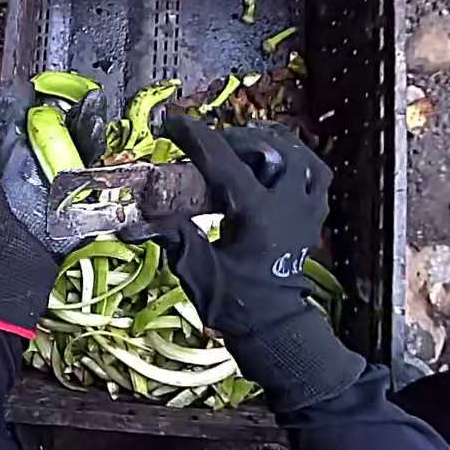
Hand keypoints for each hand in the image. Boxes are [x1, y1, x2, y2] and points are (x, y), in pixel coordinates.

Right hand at [147, 114, 363, 410]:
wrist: (274, 328)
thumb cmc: (234, 302)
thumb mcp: (196, 270)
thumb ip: (172, 237)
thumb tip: (135, 220)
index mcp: (258, 216)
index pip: (224, 163)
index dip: (195, 137)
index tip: (172, 121)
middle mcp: (289, 205)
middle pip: (268, 148)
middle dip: (233, 139)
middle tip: (206, 145)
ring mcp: (308, 209)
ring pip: (300, 155)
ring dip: (268, 145)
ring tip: (240, 148)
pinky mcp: (314, 216)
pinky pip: (314, 174)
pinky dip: (293, 161)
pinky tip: (271, 166)